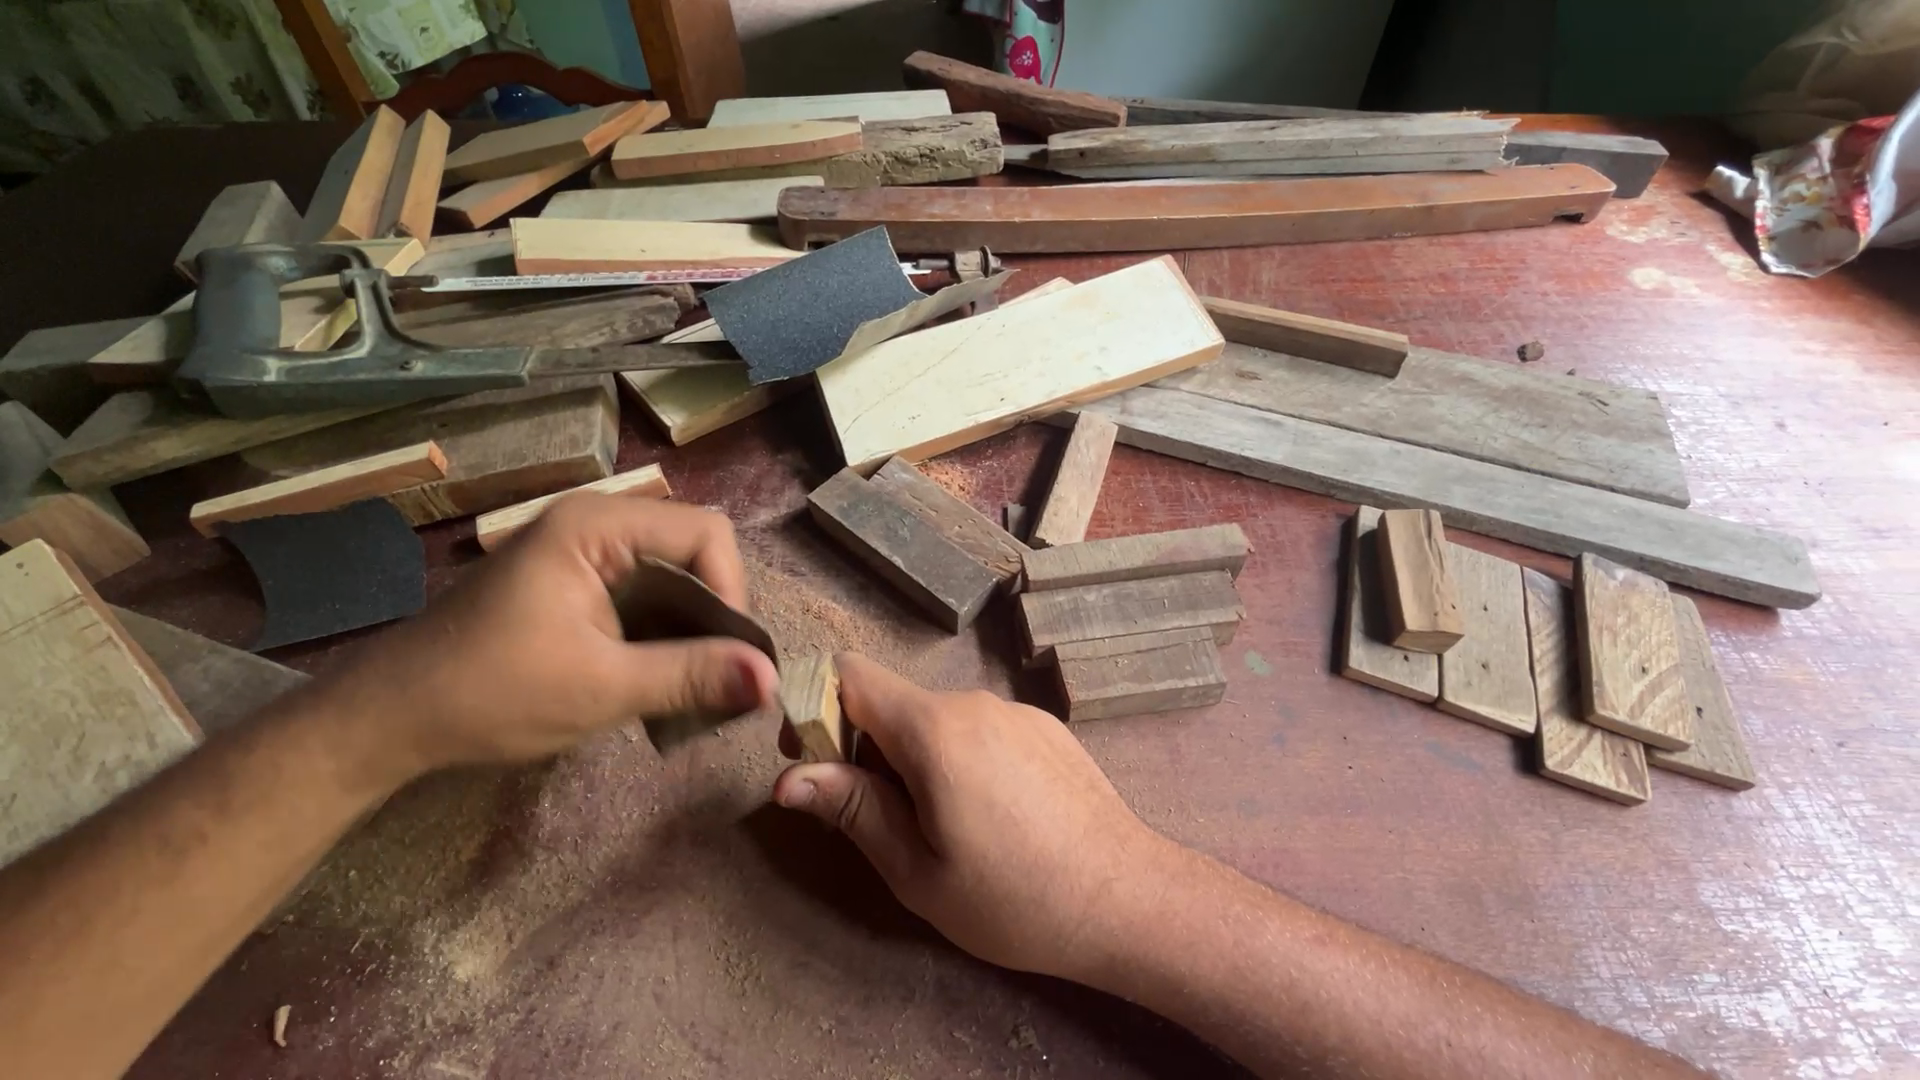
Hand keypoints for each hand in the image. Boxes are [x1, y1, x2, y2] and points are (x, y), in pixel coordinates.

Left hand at [309, 495, 778, 790]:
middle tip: (715, 673)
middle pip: (696, 549)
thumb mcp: (601, 689)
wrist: (392, 718)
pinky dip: (667, 631)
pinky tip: (663, 673)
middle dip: (716, 612)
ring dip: (695, 626)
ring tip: (696, 679)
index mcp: (597, 526)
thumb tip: (772, 682)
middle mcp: (597, 524)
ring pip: (677, 574)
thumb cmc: (490, 693)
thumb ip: (691, 677)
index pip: (706, 533)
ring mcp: (586, 551)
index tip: (725, 655)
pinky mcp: (580, 581)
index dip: (730, 590)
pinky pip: (650, 592)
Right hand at [770, 654, 1170, 980]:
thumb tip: (790, 776)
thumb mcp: (918, 871)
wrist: (1128, 898)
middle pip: (894, 702)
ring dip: (917, 758)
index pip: (851, 673)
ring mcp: (1015, 710)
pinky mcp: (1045, 726)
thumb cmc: (1013, 898)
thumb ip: (854, 810)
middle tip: (885, 820)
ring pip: (938, 719)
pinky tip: (994, 815)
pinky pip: (980, 729)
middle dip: (869, 748)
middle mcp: (974, 702)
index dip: (819, 707)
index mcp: (934, 729)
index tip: (818, 760)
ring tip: (947, 828)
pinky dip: (961, 758)